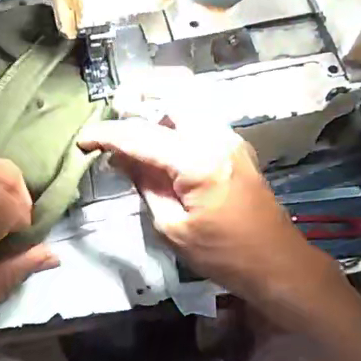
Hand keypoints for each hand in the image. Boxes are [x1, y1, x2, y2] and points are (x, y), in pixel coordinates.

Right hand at [74, 115, 345, 314]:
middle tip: (111, 108)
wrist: (278, 264)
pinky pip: (197, 118)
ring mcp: (229, 139)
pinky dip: (172, 118)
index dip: (107, 135)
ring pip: (188, 101)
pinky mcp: (233, 147)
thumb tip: (120, 159)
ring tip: (128, 117)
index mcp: (198, 161)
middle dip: (139, 95)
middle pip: (174, 95)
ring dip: (157, 103)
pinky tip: (154, 136)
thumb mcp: (172, 227)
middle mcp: (216, 138)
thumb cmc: (223, 254)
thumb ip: (146, 185)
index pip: (142, 136)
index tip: (82, 139)